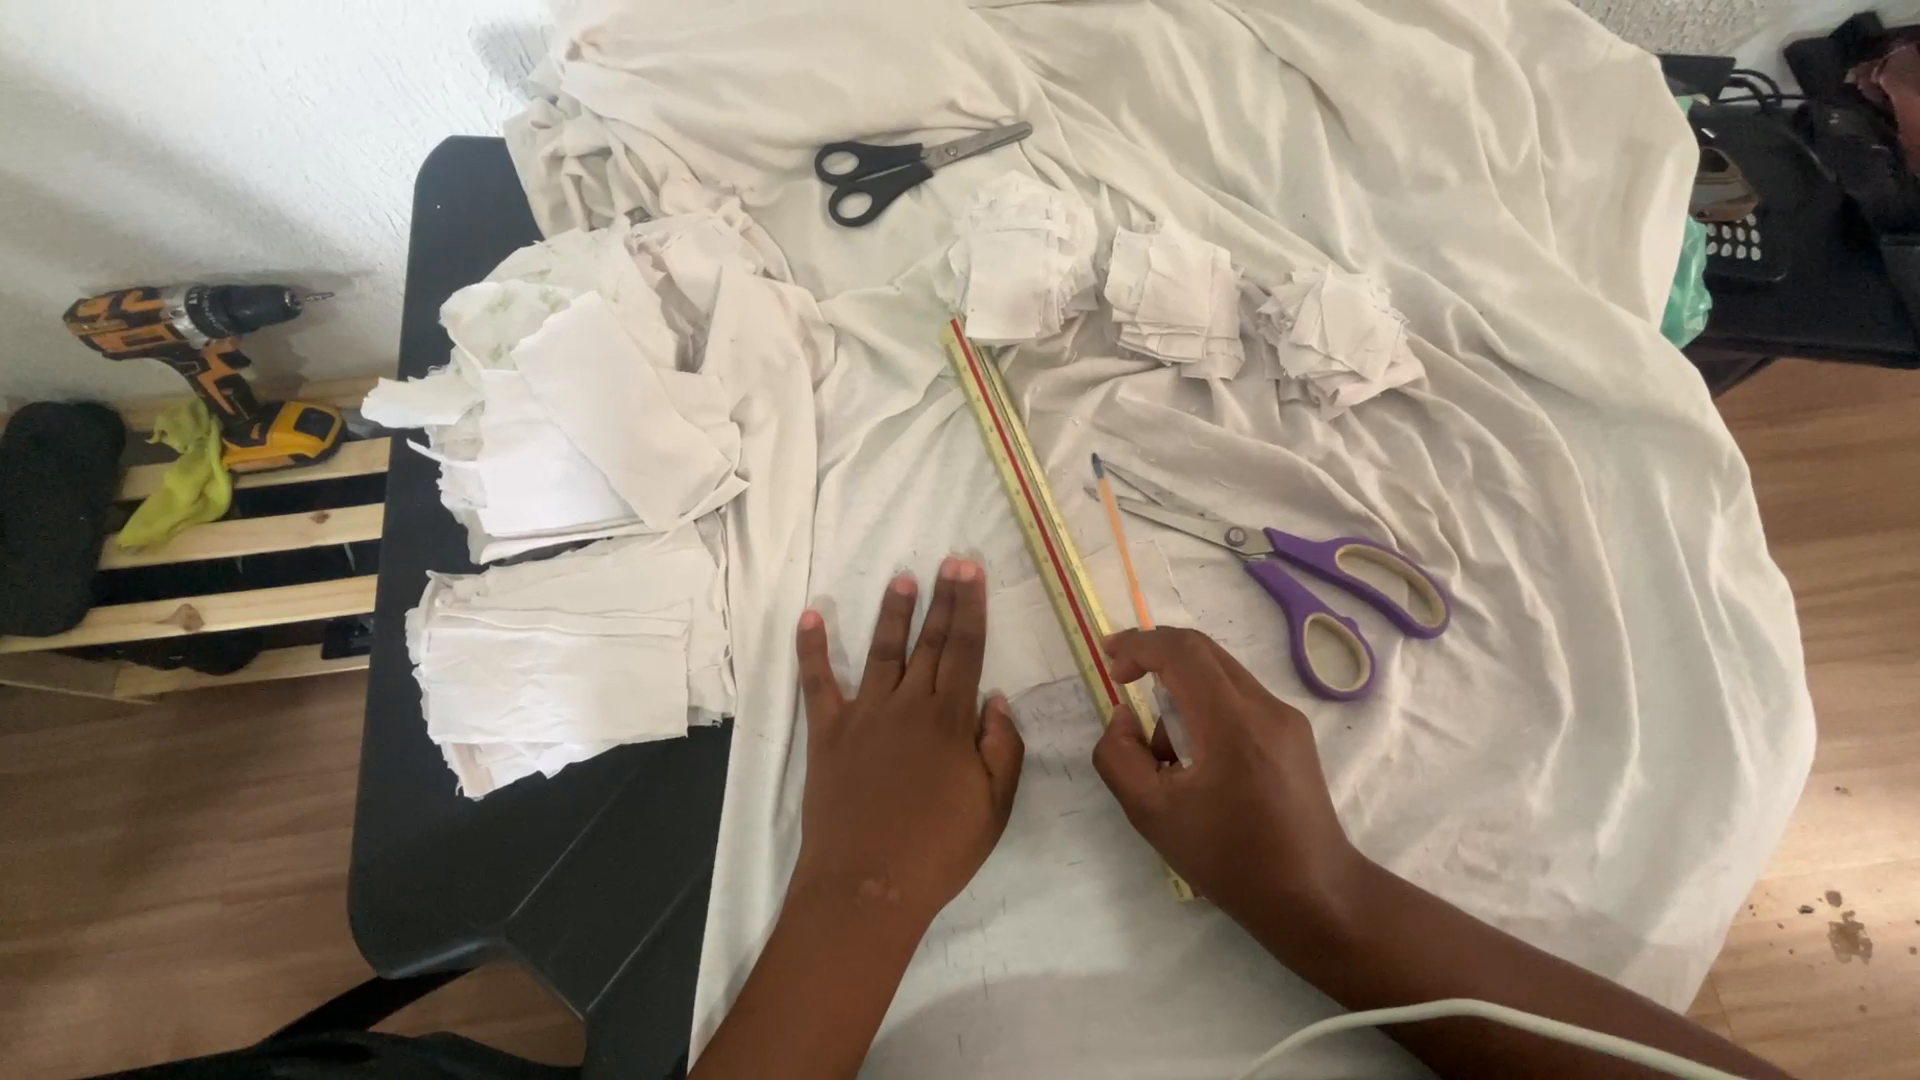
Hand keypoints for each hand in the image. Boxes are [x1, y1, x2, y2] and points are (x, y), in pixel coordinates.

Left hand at [791, 556, 1024, 925]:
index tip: (972, 573)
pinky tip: (810, 617)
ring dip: (893, 612)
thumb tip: (998, 700)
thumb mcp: (993, 807)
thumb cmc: (937, 851)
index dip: (971, 609)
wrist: (867, 886)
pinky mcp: (827, 733)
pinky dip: (812, 650)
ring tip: (902, 578)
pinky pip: (817, 683)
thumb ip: (1002, 749)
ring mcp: (863, 715)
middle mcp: (907, 705)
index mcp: (949, 720)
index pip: (966, 651)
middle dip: (943, 599)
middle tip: (951, 561)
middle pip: (930, 641)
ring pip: (882, 651)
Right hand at [1091, 627, 1361, 924]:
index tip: (1110, 664)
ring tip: (1164, 753)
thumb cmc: (1229, 860)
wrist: (1315, 897)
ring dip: (1179, 688)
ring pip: (1219, 673)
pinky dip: (1205, 706)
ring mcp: (1285, 717)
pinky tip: (1196, 759)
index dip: (1138, 645)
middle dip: (1155, 653)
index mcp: (1231, 724)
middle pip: (1202, 650)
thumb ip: (1119, 756)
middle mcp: (1265, 707)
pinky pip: (1238, 697)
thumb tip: (1125, 717)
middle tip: (1122, 674)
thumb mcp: (1151, 814)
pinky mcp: (1293, 732)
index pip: (1181, 652)